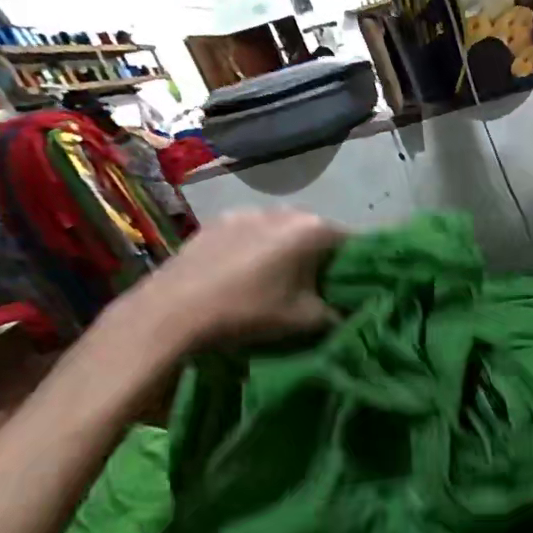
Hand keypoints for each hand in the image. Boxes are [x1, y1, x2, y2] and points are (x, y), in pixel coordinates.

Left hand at [113, 207, 344, 353]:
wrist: (171, 312)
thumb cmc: (250, 311)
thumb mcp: (306, 321)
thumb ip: (338, 313)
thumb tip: (351, 312)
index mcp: (314, 229)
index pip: (355, 241)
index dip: (360, 264)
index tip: (357, 285)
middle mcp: (285, 211)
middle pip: (318, 232)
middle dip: (322, 256)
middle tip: (318, 286)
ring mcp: (248, 212)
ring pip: (283, 230)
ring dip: (288, 250)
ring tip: (279, 279)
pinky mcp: (217, 221)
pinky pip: (251, 232)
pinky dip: (257, 248)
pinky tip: (244, 274)